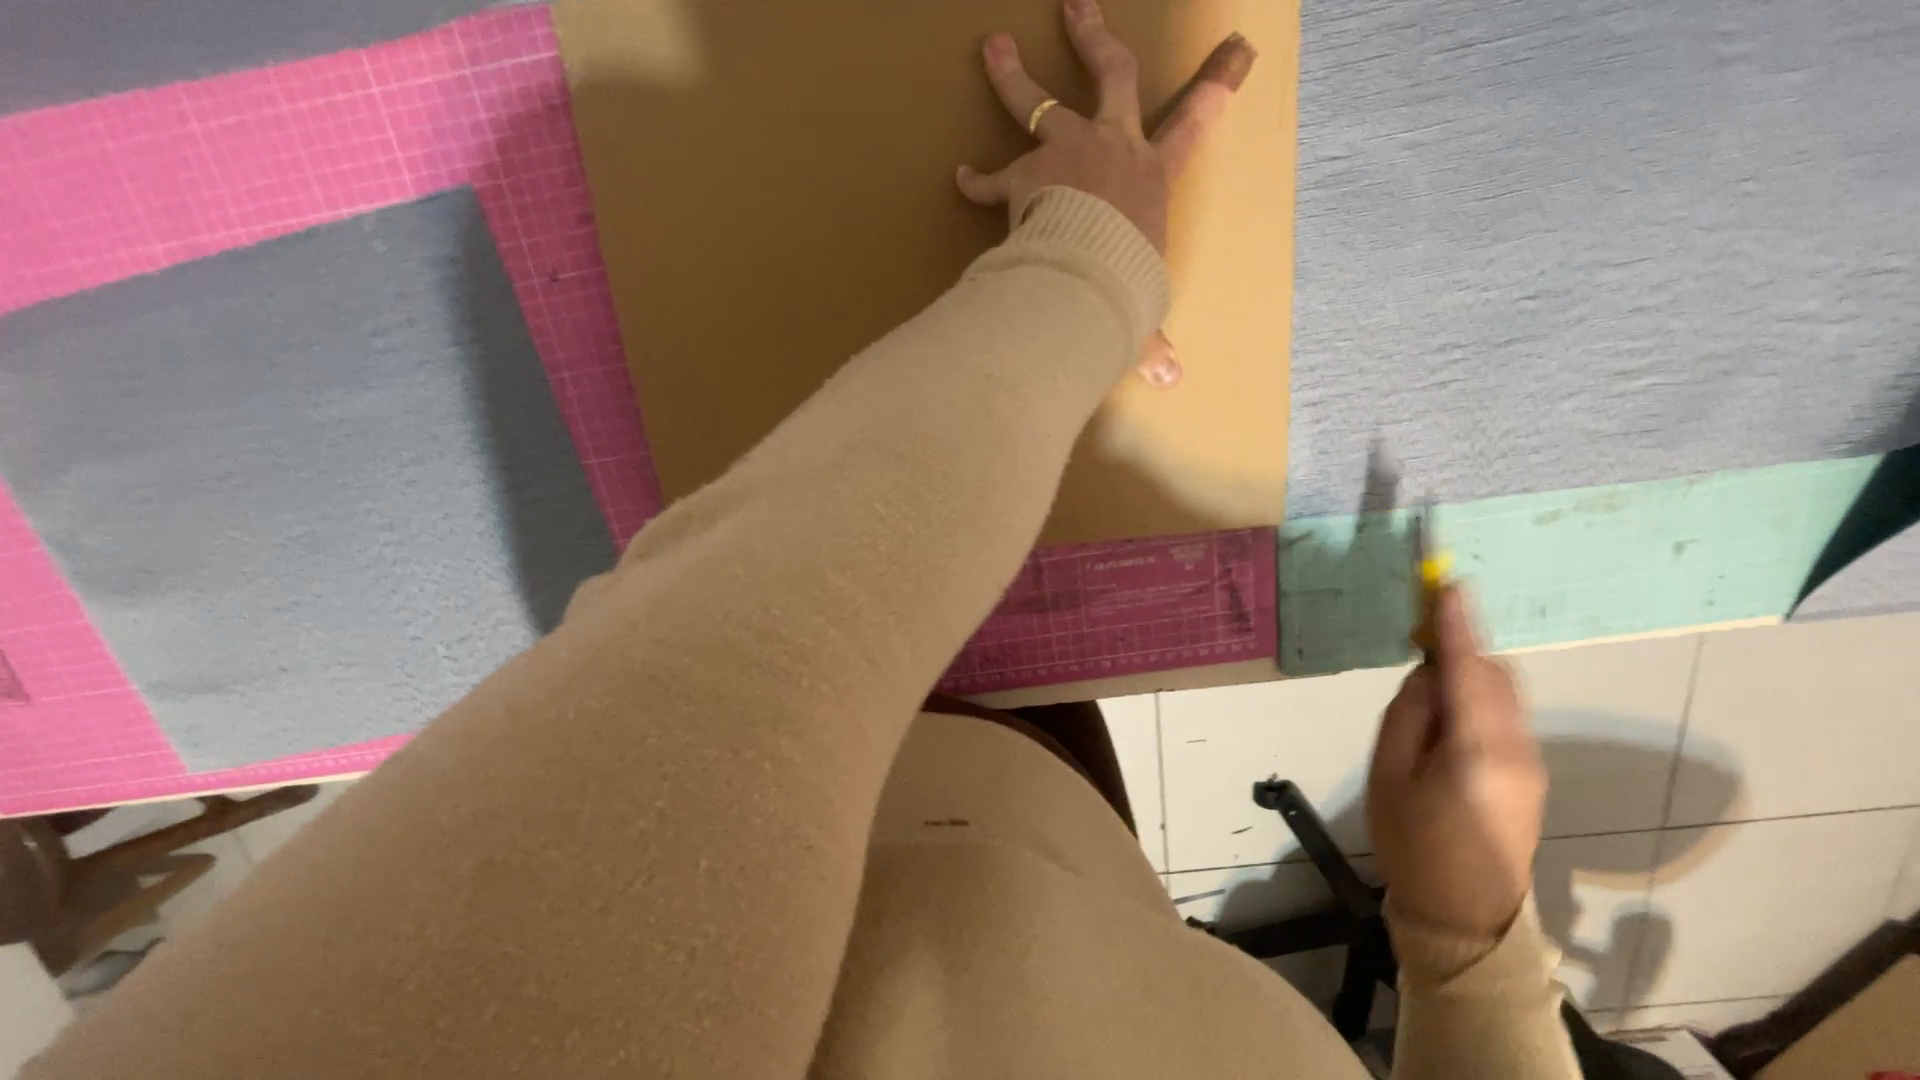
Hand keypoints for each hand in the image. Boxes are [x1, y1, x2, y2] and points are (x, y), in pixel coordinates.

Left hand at [957, 0, 1255, 388]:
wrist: (1085, 279)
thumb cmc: (1124, 286)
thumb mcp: (1144, 310)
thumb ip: (1151, 341)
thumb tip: (1171, 378)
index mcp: (1152, 174)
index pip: (1197, 120)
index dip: (1220, 83)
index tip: (1239, 47)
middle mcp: (1113, 146)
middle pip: (1112, 75)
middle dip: (1096, 37)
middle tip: (1078, 6)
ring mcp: (1066, 152)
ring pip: (1037, 99)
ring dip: (1012, 72)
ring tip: (995, 44)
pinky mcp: (1024, 174)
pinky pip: (993, 178)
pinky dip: (976, 181)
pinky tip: (960, 177)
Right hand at [1366, 586, 1546, 937]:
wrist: (1464, 915)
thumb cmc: (1411, 843)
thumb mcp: (1388, 774)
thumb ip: (1409, 715)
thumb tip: (1428, 673)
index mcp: (1478, 747)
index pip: (1469, 669)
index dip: (1457, 625)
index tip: (1449, 584)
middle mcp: (1518, 747)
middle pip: (1496, 677)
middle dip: (1463, 652)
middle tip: (1418, 649)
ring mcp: (1531, 762)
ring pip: (1502, 696)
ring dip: (1468, 678)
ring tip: (1424, 696)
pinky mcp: (1530, 775)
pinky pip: (1503, 719)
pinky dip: (1477, 703)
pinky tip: (1444, 725)